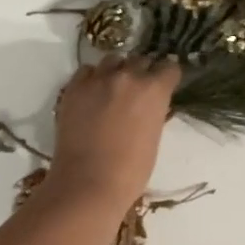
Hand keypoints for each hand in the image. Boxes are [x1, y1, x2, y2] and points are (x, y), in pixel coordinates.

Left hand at [45, 55, 180, 215]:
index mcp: (154, 90)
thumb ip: (154, 112)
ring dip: (117, 71)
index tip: (164, 84)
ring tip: (112, 89)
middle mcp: (128, 76)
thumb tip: (151, 104)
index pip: (169, 67)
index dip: (167, 77)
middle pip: (141, 59)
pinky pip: (87, 70)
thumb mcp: (154, 138)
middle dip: (142, 72)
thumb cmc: (129, 172)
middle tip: (137, 91)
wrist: (87, 185)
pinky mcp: (75, 86)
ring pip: (113, 60)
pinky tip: (92, 94)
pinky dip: (92, 78)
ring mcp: (99, 79)